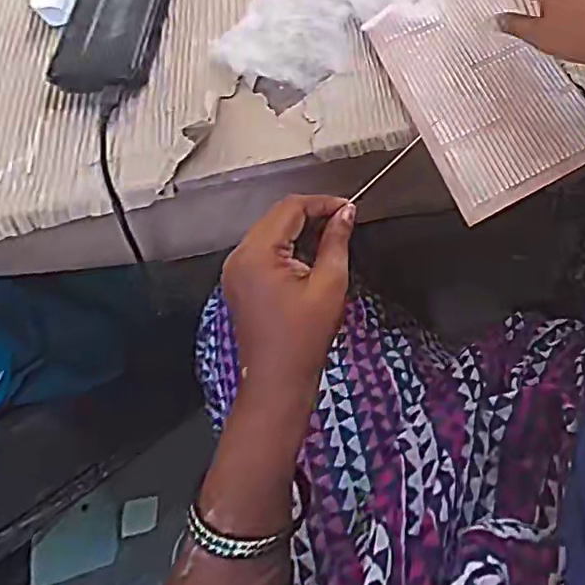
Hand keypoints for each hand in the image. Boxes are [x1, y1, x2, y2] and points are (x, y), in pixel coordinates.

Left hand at [221, 195, 356, 397]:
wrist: (278, 381)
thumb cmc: (304, 337)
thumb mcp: (329, 284)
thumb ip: (336, 241)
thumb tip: (346, 213)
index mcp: (257, 253)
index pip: (290, 208)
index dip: (322, 203)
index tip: (348, 207)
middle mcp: (239, 256)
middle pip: (277, 215)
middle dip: (311, 213)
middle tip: (343, 219)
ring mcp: (235, 269)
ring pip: (270, 230)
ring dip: (300, 228)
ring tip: (331, 235)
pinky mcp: (239, 281)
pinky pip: (263, 248)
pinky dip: (287, 244)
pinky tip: (310, 253)